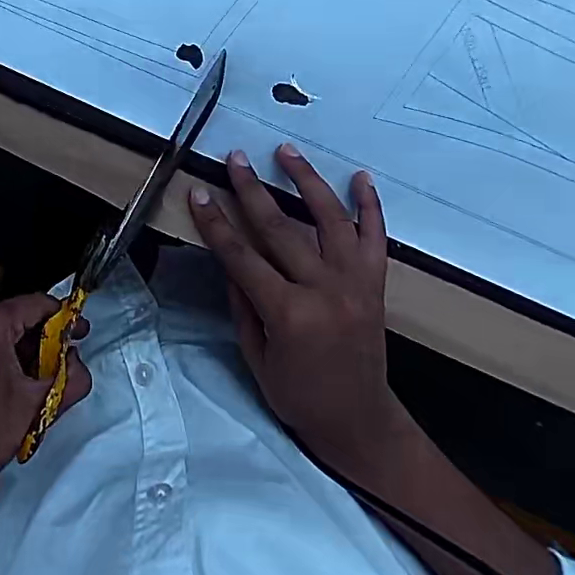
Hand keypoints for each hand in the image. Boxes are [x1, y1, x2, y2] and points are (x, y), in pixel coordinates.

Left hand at [0, 294, 91, 500]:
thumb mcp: (36, 406)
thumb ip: (71, 378)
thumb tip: (79, 363)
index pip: (38, 303)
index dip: (66, 318)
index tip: (81, 335)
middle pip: (20, 316)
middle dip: (46, 340)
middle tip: (65, 365)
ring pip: (4, 330)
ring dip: (26, 351)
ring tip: (40, 382)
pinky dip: (6, 356)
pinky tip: (16, 385)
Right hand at [189, 143, 401, 463]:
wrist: (360, 423)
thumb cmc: (298, 396)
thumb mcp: (255, 355)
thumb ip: (242, 304)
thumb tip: (231, 259)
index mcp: (288, 313)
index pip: (241, 256)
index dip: (215, 223)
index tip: (198, 194)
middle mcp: (324, 291)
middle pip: (280, 228)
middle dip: (251, 189)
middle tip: (235, 158)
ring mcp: (355, 284)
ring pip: (330, 220)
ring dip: (307, 181)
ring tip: (287, 152)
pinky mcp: (375, 285)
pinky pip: (376, 237)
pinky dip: (370, 206)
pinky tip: (360, 178)